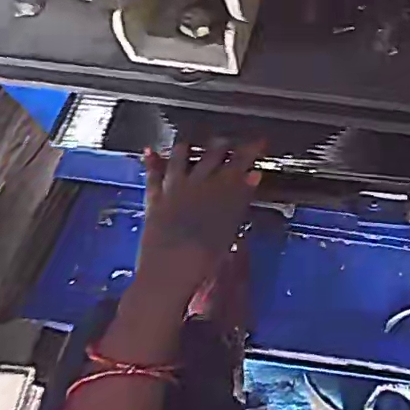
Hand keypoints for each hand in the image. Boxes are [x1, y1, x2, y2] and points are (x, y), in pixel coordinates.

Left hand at [132, 138, 264, 308]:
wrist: (170, 268)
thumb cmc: (205, 256)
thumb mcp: (230, 227)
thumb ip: (241, 198)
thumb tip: (253, 175)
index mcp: (219, 191)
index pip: (239, 164)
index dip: (250, 151)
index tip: (259, 142)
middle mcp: (196, 183)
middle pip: (211, 157)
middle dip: (222, 146)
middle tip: (229, 141)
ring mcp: (173, 189)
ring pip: (180, 159)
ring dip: (186, 149)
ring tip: (189, 141)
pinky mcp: (155, 199)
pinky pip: (153, 176)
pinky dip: (151, 163)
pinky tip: (150, 151)